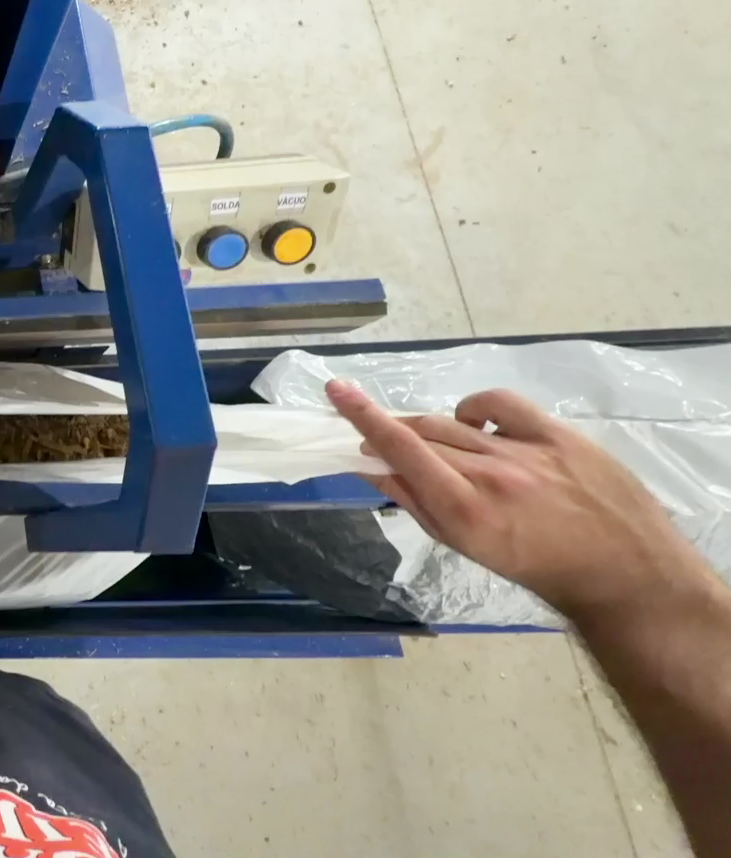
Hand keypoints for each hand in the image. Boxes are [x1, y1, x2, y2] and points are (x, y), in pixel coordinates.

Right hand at [325, 380, 710, 620]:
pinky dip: (475, 409)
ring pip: (451, 422)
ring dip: (432, 431)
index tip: (336, 389)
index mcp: (462, 506)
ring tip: (444, 448)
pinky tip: (477, 426)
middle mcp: (492, 473)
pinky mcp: (561, 437)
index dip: (363, 416)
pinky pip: (500, 404)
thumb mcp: (460, 542)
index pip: (400, 447)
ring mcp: (529, 451)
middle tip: (389, 447)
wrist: (628, 575)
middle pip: (420, 432)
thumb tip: (369, 464)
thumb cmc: (530, 565)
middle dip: (394, 434)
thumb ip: (411, 498)